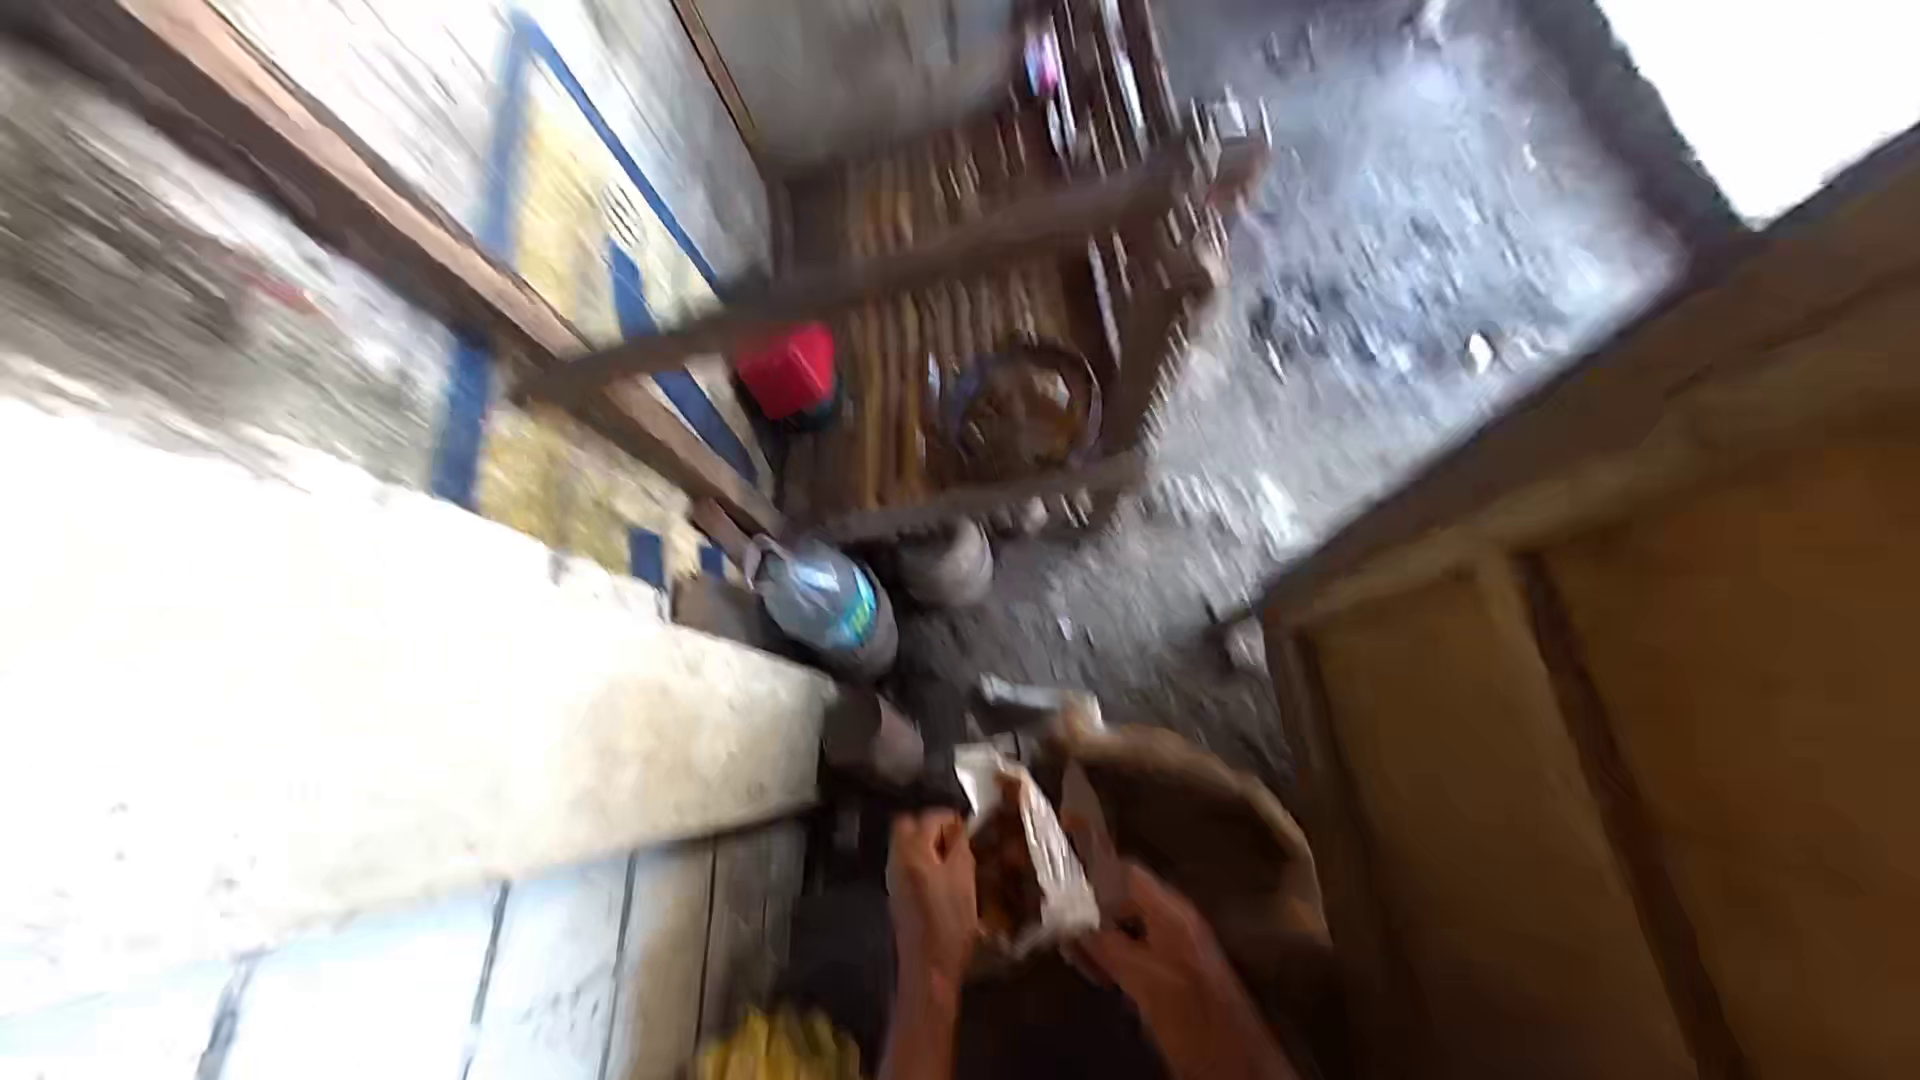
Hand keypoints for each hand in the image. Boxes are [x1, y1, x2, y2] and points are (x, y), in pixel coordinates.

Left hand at [887, 810, 978, 985]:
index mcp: (914, 852)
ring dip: (926, 842)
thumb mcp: (965, 877)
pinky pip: (906, 860)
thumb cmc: (950, 923)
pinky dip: (922, 858)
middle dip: (930, 825)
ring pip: (905, 843)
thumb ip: (960, 845)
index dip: (950, 818)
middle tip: (953, 836)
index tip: (966, 827)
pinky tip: (941, 874)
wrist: (929, 969)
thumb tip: (959, 828)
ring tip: (951, 856)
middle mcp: (897, 860)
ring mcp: (894, 877)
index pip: (928, 817)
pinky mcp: (896, 892)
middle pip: (907, 824)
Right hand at [1079, 863, 1297, 1079]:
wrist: (1241, 1073)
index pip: (1125, 871)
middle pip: (1123, 898)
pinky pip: (1138, 949)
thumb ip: (1106, 945)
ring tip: (1080, 959)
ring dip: (1101, 938)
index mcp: (1171, 912)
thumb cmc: (1194, 1019)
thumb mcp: (1144, 980)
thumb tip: (1069, 921)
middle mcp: (1175, 921)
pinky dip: (1116, 957)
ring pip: (1128, 926)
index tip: (1064, 882)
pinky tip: (1104, 977)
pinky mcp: (1178, 974)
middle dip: (1091, 911)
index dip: (1093, 870)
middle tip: (1066, 934)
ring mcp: (1179, 947)